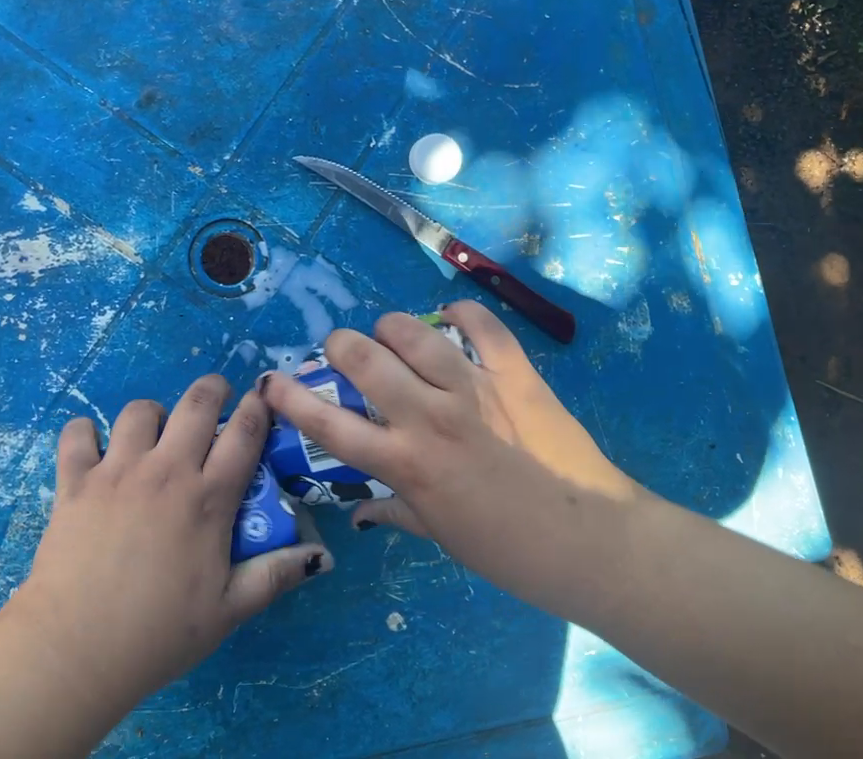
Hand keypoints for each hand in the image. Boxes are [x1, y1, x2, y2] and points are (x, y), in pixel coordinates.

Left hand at [4, 375, 330, 714]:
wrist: (76, 648)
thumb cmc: (159, 634)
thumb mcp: (229, 611)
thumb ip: (275, 576)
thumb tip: (324, 556)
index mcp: (208, 499)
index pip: (244, 434)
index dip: (257, 408)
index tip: (260, 399)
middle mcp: (166, 471)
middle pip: (195, 405)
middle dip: (211, 388)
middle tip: (215, 394)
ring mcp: (117, 471)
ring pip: (139, 411)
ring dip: (152, 414)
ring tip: (153, 433)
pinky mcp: (74, 481)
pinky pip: (78, 433)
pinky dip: (85, 433)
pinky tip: (93, 450)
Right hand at [258, 301, 640, 604]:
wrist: (593, 541)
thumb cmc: (508, 550)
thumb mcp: (440, 535)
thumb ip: (395, 512)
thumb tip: (361, 512)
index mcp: (406, 464)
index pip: (328, 425)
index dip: (289, 398)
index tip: (269, 383)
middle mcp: (430, 418)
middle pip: (363, 359)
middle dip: (340, 345)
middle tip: (344, 353)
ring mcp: (475, 389)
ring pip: (414, 332)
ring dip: (392, 328)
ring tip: (393, 336)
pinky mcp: (516, 374)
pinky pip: (483, 325)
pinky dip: (462, 313)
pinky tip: (452, 318)